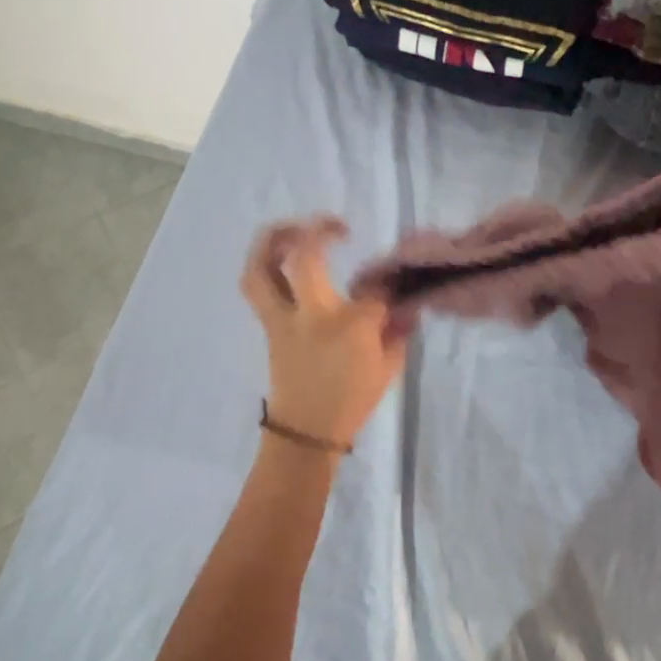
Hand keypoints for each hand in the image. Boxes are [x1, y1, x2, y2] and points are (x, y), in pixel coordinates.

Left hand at [242, 215, 407, 446]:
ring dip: (272, 240)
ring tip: (294, 230)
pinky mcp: (267, 327)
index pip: (371, 288)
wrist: (306, 433)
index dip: (384, 279)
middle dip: (315, 231)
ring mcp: (281, 319)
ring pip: (260, 268)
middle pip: (300, 257)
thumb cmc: (351, 402)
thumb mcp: (388, 367)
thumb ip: (397, 329)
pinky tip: (286, 260)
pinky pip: (258, 285)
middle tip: (332, 227)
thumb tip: (401, 301)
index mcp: (347, 327)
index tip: (390, 279)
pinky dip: (267, 264)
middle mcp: (310, 315)